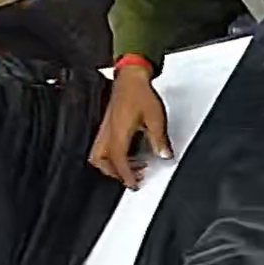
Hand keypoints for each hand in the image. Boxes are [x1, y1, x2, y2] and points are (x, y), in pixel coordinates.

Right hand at [88, 64, 171, 188]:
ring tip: (134, 166)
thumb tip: (164, 155)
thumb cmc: (141, 95)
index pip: (118, 161)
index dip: (125, 175)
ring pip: (98, 155)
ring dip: (113, 165)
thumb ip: (159, 139)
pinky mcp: (106, 126)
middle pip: (101, 161)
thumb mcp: (156, 119)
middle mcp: (106, 133)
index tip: (134, 184)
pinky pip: (102, 146)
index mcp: (117, 133)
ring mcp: (104, 129)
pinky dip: (113, 155)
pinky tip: (129, 152)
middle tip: (134, 178)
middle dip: (115, 173)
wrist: (130, 80)